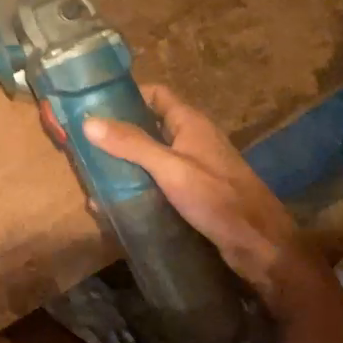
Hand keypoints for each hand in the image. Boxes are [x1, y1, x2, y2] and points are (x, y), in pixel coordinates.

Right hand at [82, 85, 329, 314]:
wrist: (262, 247)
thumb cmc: (219, 200)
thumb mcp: (171, 169)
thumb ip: (131, 145)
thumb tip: (87, 121)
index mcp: (190, 124)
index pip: (154, 94)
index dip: (124, 94)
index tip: (91, 104)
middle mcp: (191, 140)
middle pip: (146, 125)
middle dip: (114, 133)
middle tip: (79, 142)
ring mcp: (191, 168)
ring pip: (148, 156)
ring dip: (120, 163)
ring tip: (89, 173)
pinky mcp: (190, 194)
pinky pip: (154, 181)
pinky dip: (133, 186)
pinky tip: (111, 201)